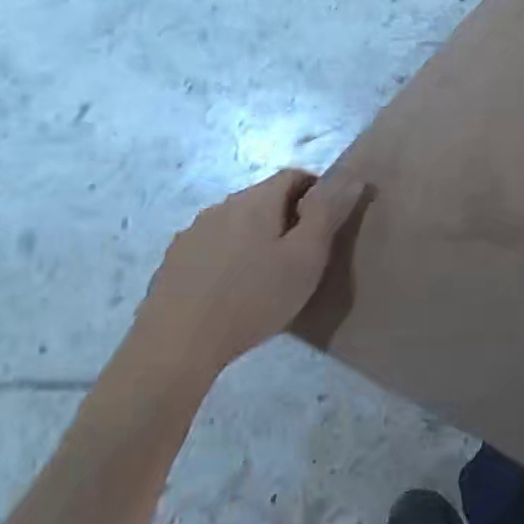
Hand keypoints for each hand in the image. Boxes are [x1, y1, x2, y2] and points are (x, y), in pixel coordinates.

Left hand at [133, 170, 368, 375]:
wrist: (175, 348)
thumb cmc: (255, 298)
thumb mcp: (306, 256)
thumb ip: (327, 213)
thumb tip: (351, 179)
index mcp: (255, 201)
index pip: (294, 175)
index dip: (318, 191)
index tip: (328, 223)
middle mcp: (220, 208)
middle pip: (265, 197)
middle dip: (290, 214)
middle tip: (305, 252)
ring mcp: (191, 235)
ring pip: (238, 222)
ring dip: (259, 235)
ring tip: (270, 273)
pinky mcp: (172, 262)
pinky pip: (214, 245)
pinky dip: (233, 255)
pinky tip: (236, 288)